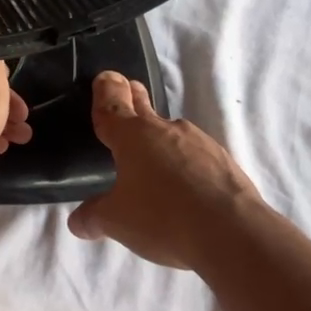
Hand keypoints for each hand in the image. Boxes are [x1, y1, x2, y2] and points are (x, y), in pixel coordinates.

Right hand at [68, 71, 261, 268]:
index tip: (105, 78)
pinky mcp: (223, 161)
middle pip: (143, 104)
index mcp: (131, 135)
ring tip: (157, 168)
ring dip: (162, 142)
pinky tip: (188, 191)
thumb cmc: (162, 217)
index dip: (105, 89)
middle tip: (129, 94)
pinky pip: (197, 156)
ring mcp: (198, 142)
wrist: (233, 233)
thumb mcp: (117, 222)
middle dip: (134, 98)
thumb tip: (77, 222)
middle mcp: (163, 129)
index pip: (112, 102)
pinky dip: (188, 166)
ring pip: (172, 132)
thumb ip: (94, 217)